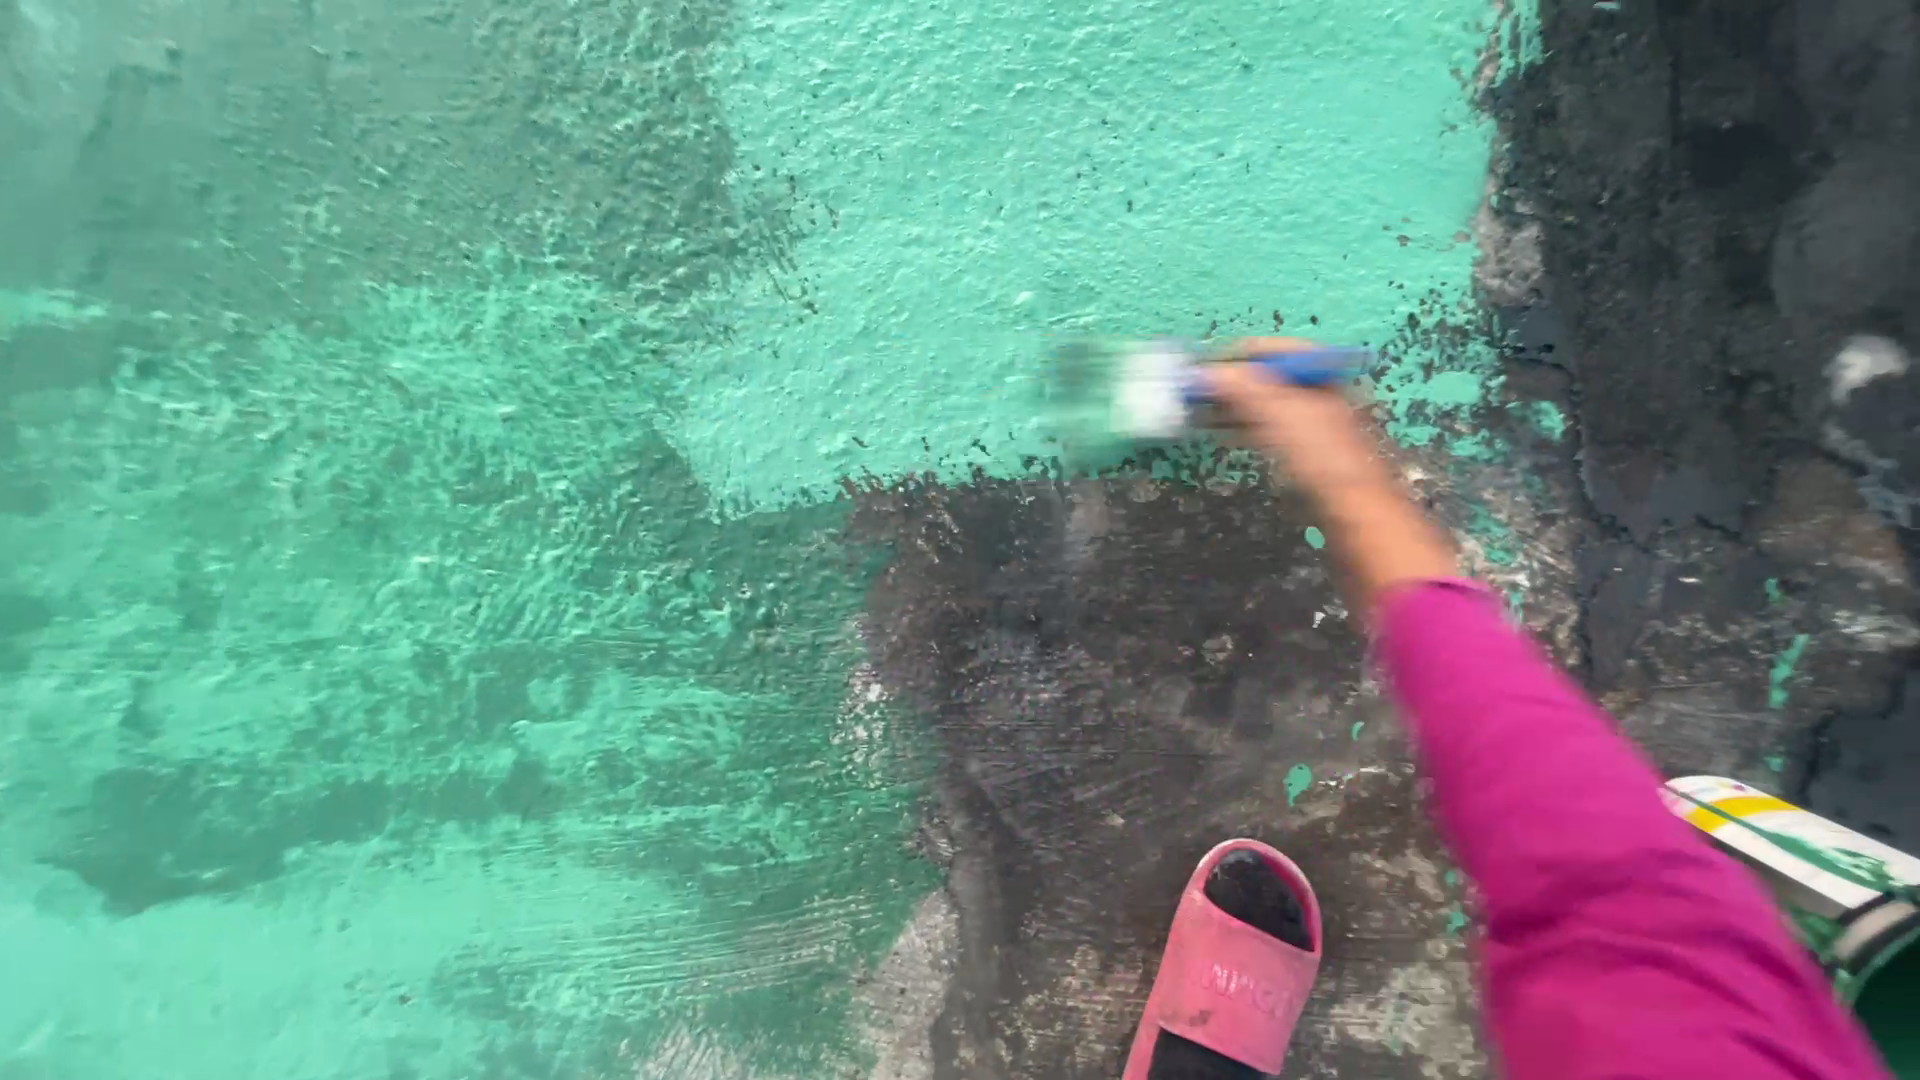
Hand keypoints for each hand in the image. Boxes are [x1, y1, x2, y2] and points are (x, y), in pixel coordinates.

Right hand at [1199, 338, 1393, 497]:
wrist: (1346, 501)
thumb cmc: (1321, 454)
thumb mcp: (1279, 413)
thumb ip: (1243, 388)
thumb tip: (1209, 372)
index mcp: (1317, 372)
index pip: (1270, 350)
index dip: (1235, 356)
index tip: (1204, 367)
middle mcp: (1312, 388)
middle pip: (1262, 376)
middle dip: (1227, 382)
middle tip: (1196, 389)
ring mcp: (1305, 417)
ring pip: (1258, 402)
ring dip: (1227, 404)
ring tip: (1197, 408)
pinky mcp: (1296, 443)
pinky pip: (1260, 425)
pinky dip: (1237, 423)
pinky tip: (1214, 427)